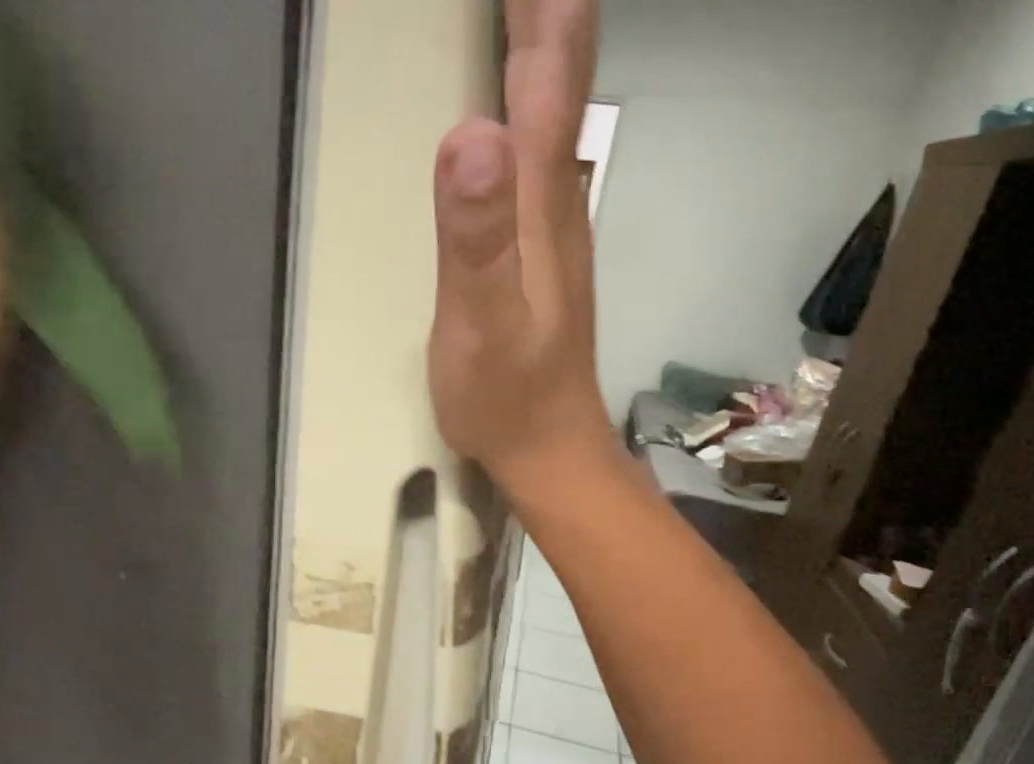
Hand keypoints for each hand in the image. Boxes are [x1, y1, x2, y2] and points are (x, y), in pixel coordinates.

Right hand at [428, 0, 612, 491]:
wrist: (548, 448)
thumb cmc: (508, 396)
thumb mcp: (482, 323)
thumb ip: (476, 237)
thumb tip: (473, 132)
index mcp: (540, 202)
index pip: (549, 79)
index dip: (541, 8)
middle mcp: (556, 197)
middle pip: (560, 79)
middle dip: (545, 10)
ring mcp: (552, 223)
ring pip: (555, 109)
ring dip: (544, 45)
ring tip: (525, 4)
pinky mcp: (539, 247)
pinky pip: (539, 148)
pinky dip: (533, 99)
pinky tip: (518, 101)